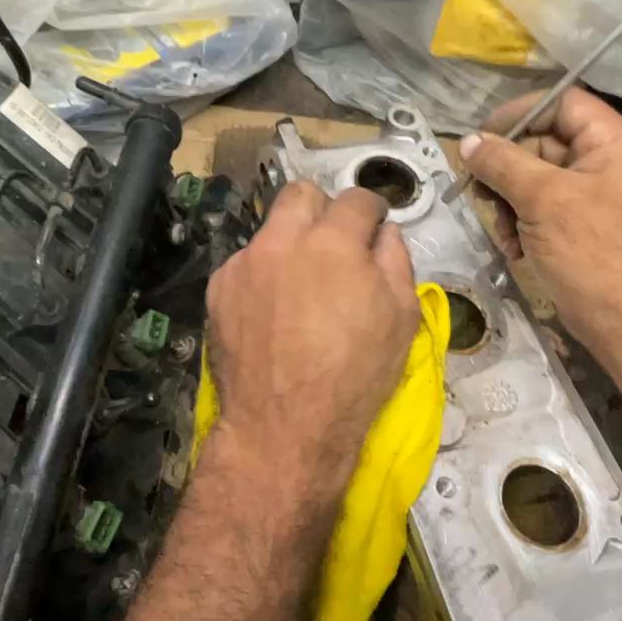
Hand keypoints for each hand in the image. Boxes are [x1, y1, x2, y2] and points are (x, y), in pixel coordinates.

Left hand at [205, 184, 420, 491]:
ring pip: (271, 229)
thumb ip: (395, 262)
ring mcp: (246, 262)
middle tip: (335, 244)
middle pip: (302, 194)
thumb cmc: (354, 376)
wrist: (284, 426)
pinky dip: (263, 275)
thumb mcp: (401, 319)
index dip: (372, 211)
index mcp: (334, 242)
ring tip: (301, 285)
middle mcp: (284, 240)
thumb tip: (385, 233)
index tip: (373, 228)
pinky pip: (246, 263)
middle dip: (324, 210)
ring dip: (291, 243)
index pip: (357, 199)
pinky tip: (272, 311)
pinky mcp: (220, 287)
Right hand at [460, 88, 621, 359]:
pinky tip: (516, 249)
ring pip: (541, 179)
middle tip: (480, 193)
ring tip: (503, 231)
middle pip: (546, 143)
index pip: (563, 103)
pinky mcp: (592, 226)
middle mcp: (614, 162)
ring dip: (511, 203)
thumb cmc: (594, 255)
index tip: (481, 137)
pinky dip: (526, 223)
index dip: (518, 114)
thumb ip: (503, 163)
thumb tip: (469, 141)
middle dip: (508, 170)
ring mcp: (604, 196)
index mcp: (617, 143)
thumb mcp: (542, 201)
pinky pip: (549, 208)